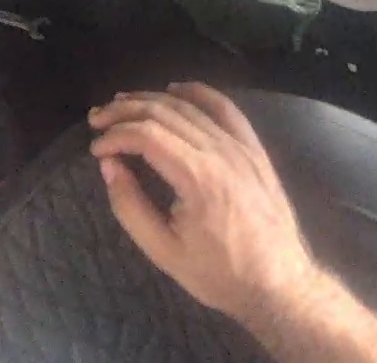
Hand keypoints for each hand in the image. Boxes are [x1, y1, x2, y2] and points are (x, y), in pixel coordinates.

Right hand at [88, 83, 315, 324]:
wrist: (281, 286)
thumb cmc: (220, 274)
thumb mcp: (165, 252)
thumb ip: (130, 207)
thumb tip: (108, 165)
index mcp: (198, 177)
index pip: (147, 135)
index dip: (115, 135)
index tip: (96, 148)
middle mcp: (220, 151)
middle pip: (163, 112)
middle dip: (124, 111)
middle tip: (97, 119)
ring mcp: (240, 146)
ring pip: (188, 106)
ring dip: (150, 99)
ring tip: (122, 104)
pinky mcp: (253, 148)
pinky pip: (225, 108)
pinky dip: (198, 92)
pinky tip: (175, 89)